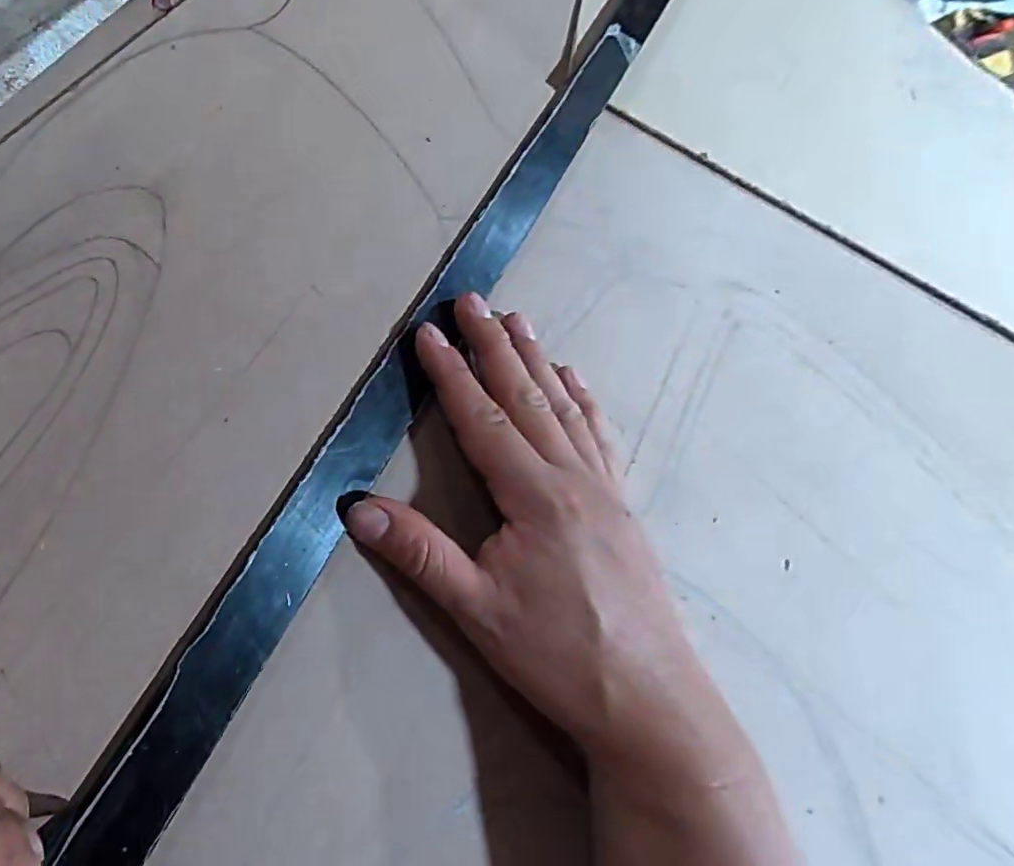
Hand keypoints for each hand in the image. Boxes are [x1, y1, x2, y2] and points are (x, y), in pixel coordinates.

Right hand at [344, 294, 797, 865]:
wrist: (659, 713)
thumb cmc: (561, 658)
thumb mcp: (476, 610)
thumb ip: (417, 553)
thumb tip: (354, 508)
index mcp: (537, 497)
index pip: (482, 420)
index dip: (451, 374)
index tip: (428, 333)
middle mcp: (575, 481)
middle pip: (526, 397)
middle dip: (493, 346)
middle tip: (472, 300)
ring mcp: (605, 493)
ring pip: (564, 409)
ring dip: (536, 360)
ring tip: (518, 321)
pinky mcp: (621, 510)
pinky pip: (598, 437)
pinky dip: (582, 400)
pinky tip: (576, 381)